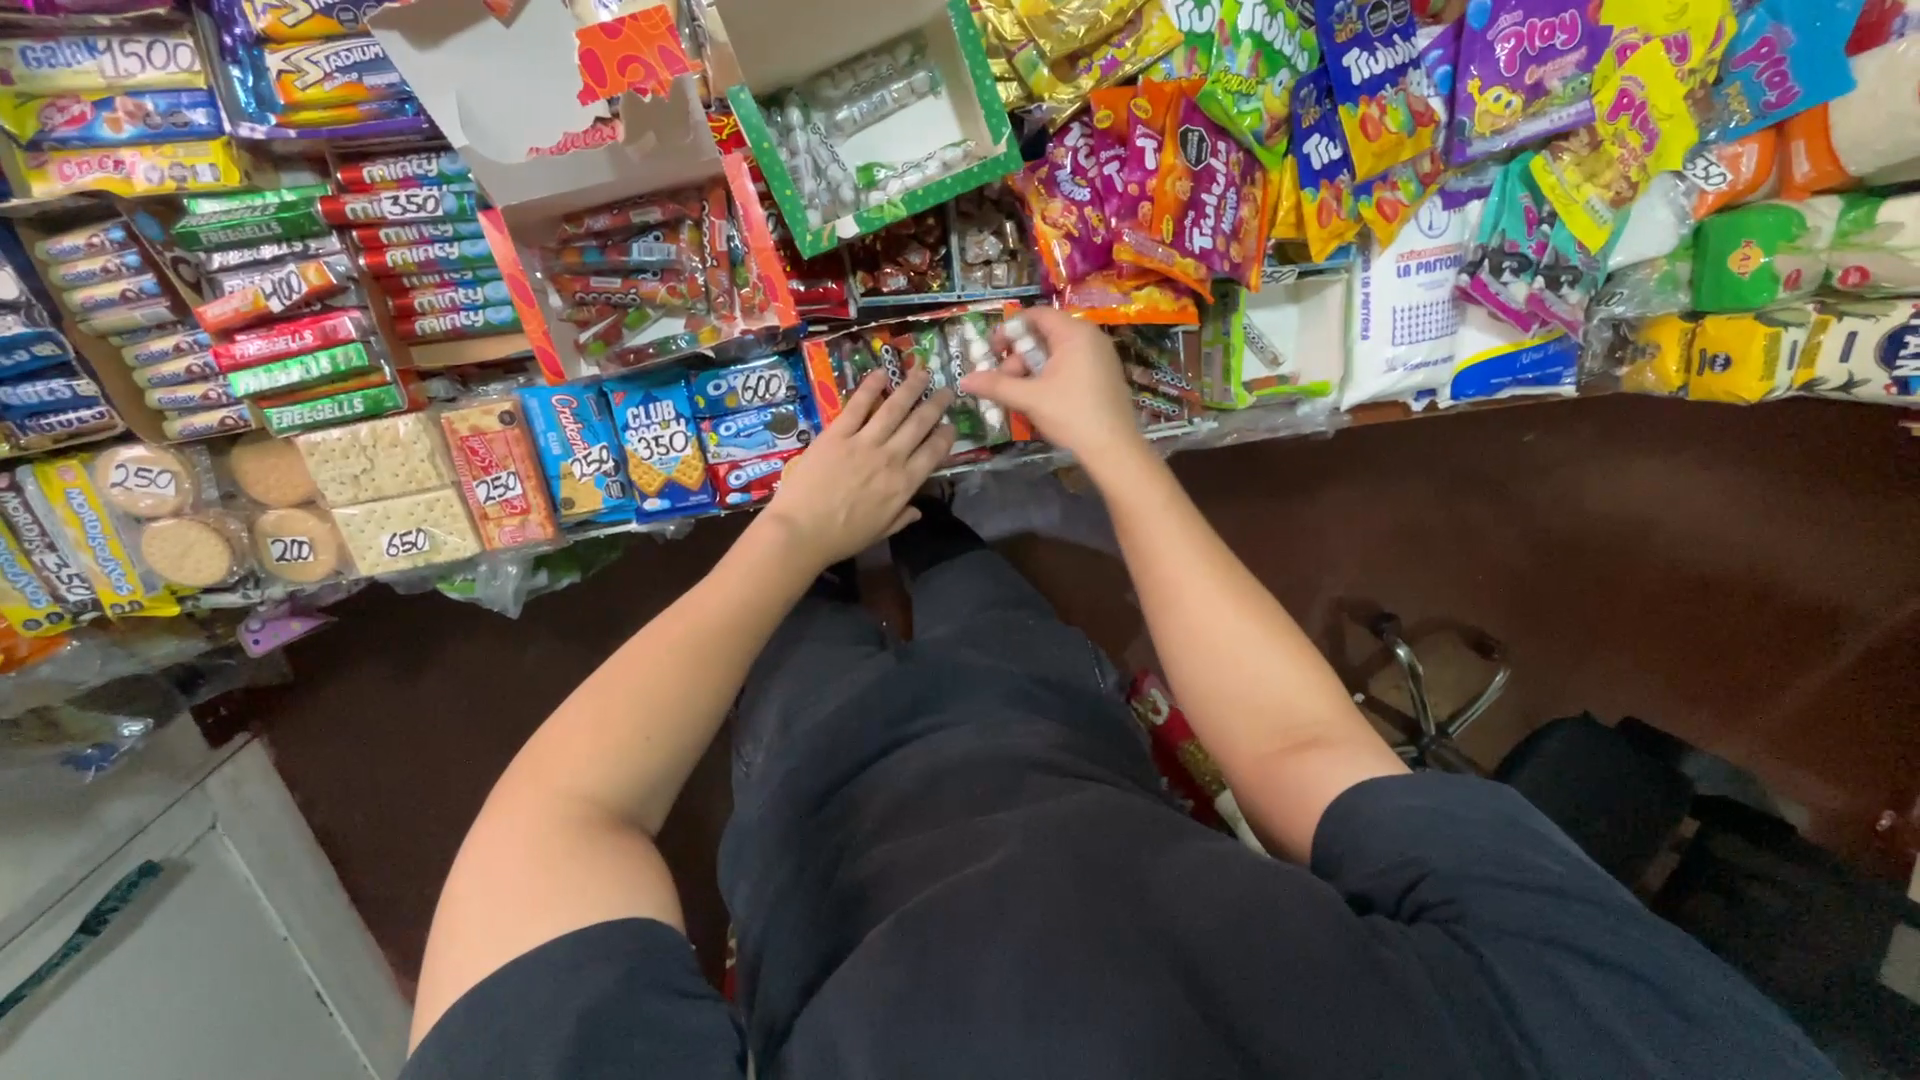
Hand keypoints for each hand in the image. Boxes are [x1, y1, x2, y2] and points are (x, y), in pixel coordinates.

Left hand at [762, 368, 955, 569]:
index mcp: (903, 485)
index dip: (946, 436)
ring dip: (911, 387)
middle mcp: (890, 458)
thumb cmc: (841, 538)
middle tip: (946, 390)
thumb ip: (901, 518)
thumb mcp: (879, 532)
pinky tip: (882, 372)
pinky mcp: (837, 434)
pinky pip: (858, 405)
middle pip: (919, 424)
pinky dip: (871, 386)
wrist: (801, 531)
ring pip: (894, 408)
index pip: (933, 453)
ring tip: (922, 372)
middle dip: (935, 404)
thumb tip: (917, 511)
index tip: (951, 425)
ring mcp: (863, 442)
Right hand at [958, 307, 1143, 463]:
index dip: (1009, 330)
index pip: (1035, 315)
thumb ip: (996, 386)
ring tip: (1021, 397)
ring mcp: (1100, 357)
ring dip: (1032, 371)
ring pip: (1055, 354)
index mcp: (1074, 333)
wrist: (1113, 448)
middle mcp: (1090, 337)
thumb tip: (964, 381)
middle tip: (1006, 382)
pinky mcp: (1104, 376)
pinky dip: (1050, 377)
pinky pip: (1070, 366)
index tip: (993, 352)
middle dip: (1019, 358)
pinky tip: (1042, 400)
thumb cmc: (1071, 415)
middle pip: (1044, 335)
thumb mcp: (1029, 398)